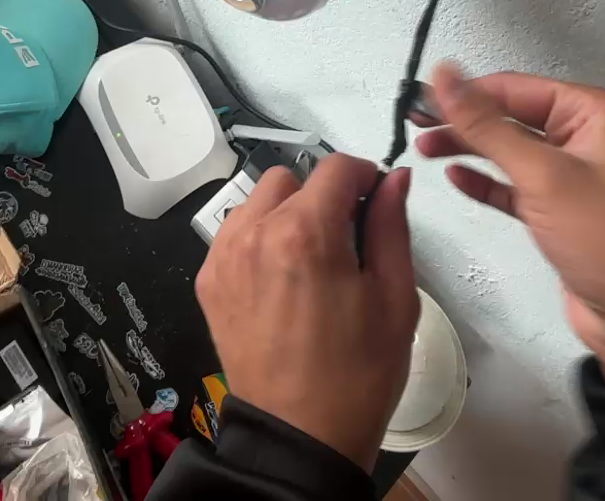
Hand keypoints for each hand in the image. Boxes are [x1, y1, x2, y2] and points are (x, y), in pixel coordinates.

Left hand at [196, 155, 418, 468]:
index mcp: (306, 234)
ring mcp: (225, 255)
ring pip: (258, 199)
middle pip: (292, 177)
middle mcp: (256, 232)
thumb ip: (391, 225)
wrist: (300, 436)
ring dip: (287, 211)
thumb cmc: (357, 374)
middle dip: (322, 194)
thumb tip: (394, 180)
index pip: (336, 167)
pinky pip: (235, 231)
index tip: (374, 196)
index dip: (364, 175)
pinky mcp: (209, 277)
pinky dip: (259, 236)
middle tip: (344, 235)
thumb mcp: (395, 297)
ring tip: (310, 258)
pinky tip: (281, 275)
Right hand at [418, 63, 604, 404]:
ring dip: (470, 148)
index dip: (466, 92)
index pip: (517, 88)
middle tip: (417, 122)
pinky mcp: (565, 211)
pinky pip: (518, 184)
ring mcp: (579, 177)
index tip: (421, 97)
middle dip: (464, 120)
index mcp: (600, 114)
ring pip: (512, 150)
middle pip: (513, 116)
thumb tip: (446, 75)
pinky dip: (488, 181)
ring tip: (426, 149)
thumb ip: (487, 124)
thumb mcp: (544, 176)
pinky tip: (458, 178)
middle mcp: (592, 139)